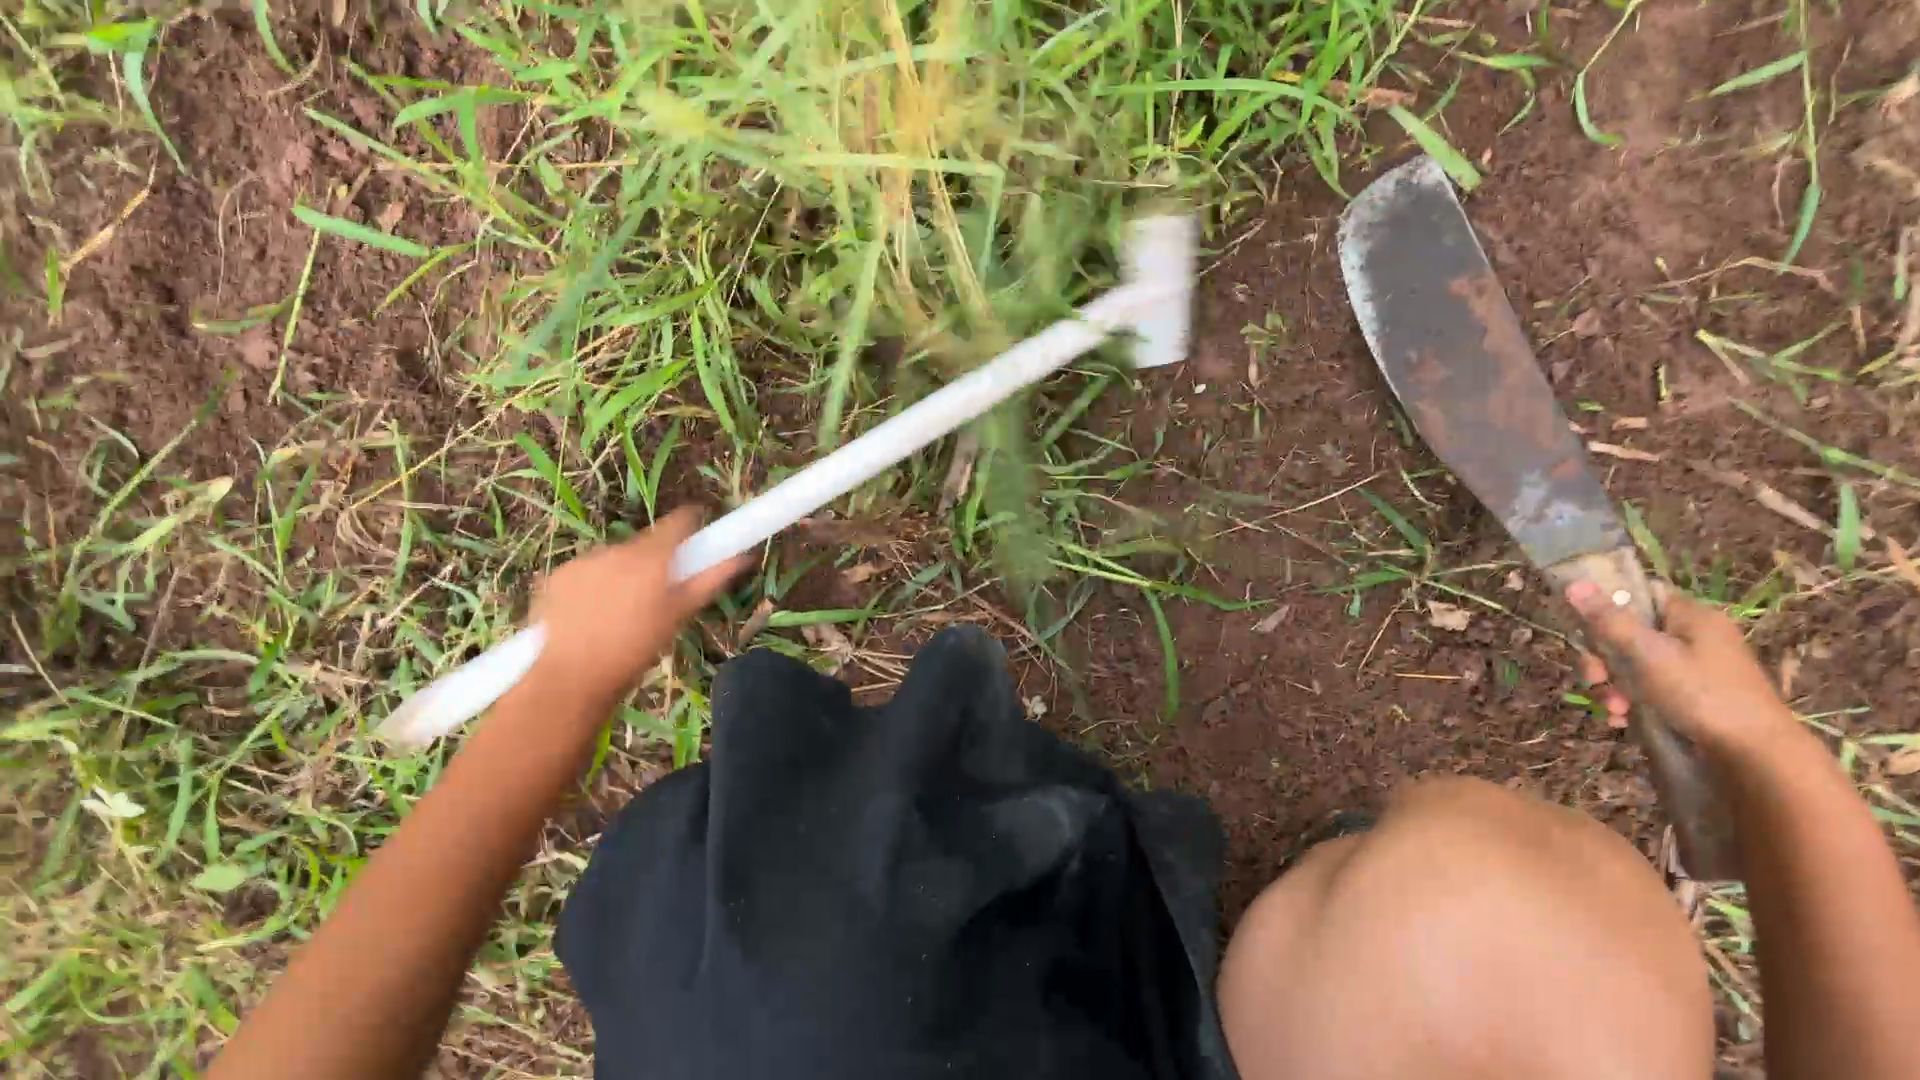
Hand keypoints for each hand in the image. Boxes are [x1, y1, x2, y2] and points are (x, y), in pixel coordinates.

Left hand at [523, 508, 744, 710]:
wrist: (573, 676)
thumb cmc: (636, 650)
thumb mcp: (679, 617)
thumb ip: (710, 581)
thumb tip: (741, 557)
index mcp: (653, 558)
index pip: (680, 522)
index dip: (692, 526)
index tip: (697, 541)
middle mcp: (618, 550)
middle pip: (645, 544)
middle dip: (653, 563)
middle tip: (656, 596)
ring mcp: (584, 560)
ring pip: (614, 559)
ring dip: (622, 575)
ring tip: (620, 613)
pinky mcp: (558, 575)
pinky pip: (585, 572)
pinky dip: (592, 586)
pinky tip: (592, 615)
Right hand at [1566, 582, 1806, 760]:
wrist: (1756, 755)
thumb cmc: (1702, 695)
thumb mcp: (1648, 655)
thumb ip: (1610, 620)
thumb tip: (1574, 584)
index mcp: (1691, 617)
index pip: (1640, 594)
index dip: (1607, 608)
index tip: (1585, 631)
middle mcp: (1694, 636)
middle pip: (1629, 632)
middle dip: (1603, 659)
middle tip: (1596, 679)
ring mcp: (1694, 667)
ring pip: (1633, 664)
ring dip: (1613, 685)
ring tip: (1614, 709)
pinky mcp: (1692, 694)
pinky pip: (1647, 688)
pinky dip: (1630, 701)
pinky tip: (1622, 719)